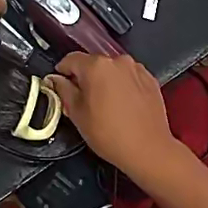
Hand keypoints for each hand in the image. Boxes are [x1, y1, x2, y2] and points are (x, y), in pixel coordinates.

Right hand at [48, 53, 185, 178]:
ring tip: (104, 106)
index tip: (59, 82)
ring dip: (105, 82)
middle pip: (93, 64)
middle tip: (81, 100)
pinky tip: (122, 106)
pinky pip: (129, 78)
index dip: (61, 71)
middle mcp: (118, 62)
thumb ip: (64, 91)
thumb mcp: (77, 114)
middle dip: (85, 78)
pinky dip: (123, 86)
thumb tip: (57, 80)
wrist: (147, 148)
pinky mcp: (150, 80)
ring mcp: (137, 69)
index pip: (71, 59)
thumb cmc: (110, 134)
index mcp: (96, 66)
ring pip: (112, 71)